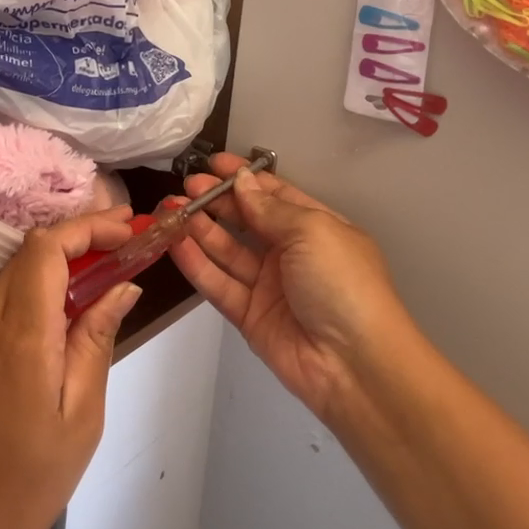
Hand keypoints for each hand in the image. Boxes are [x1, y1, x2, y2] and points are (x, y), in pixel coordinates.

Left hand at [0, 208, 140, 528]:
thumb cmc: (27, 479)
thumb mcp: (81, 415)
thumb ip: (98, 339)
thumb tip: (122, 286)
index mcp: (21, 331)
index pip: (47, 246)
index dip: (88, 226)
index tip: (127, 229)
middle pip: (30, 251)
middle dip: (79, 239)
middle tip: (124, 245)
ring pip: (15, 270)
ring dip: (58, 261)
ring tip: (103, 270)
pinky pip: (0, 296)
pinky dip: (35, 285)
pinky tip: (63, 306)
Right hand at [169, 153, 410, 421]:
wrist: (356, 365)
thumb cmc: (342, 283)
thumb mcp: (312, 231)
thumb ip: (269, 208)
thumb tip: (242, 182)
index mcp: (316, 228)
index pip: (274, 194)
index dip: (244, 178)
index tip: (213, 163)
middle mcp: (291, 254)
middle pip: (246, 220)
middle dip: (216, 201)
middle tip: (187, 186)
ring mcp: (269, 286)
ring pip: (227, 250)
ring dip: (200, 228)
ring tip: (172, 208)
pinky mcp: (249, 315)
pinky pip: (218, 283)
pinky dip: (196, 263)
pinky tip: (176, 243)